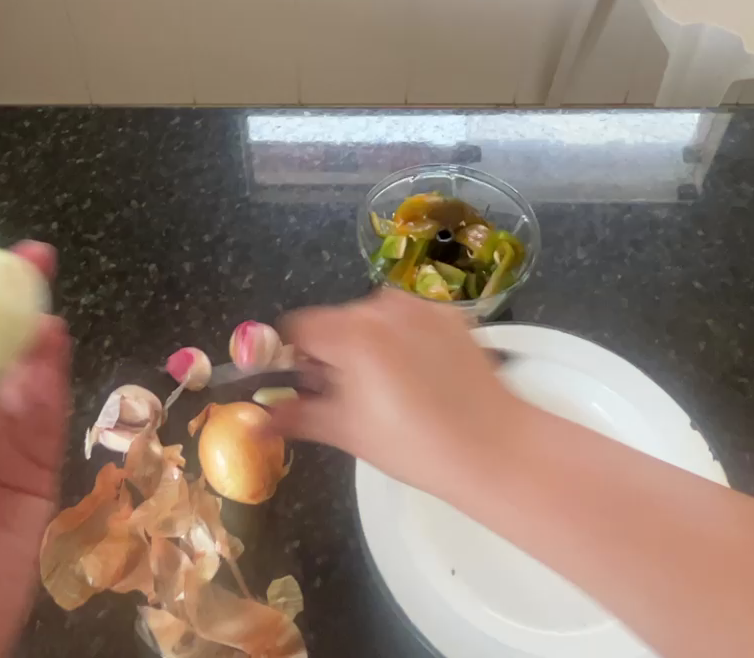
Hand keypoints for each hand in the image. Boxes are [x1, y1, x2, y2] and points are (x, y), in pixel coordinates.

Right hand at [273, 289, 528, 498]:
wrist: (496, 448)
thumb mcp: (348, 432)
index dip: (293, 354)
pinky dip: (402, 337)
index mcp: (351, 333)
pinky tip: (420, 374)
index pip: (298, 327)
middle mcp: (382, 306)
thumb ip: (296, 415)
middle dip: (332, 351)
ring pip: (371, 316)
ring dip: (367, 342)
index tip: (304, 381)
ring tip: (389, 387)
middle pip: (335, 320)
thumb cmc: (414, 447)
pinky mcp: (448, 311)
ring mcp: (419, 305)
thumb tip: (256, 418)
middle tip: (347, 393)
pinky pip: (407, 316)